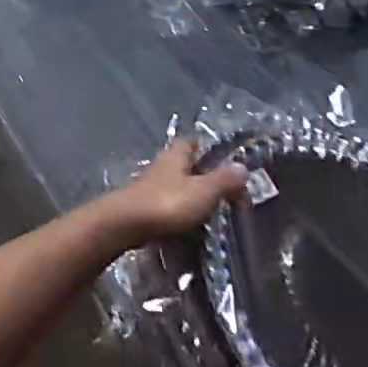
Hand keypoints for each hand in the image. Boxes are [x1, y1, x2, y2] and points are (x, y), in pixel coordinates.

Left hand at [105, 138, 248, 241]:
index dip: (208, 147)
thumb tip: (243, 166)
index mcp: (176, 154)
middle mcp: (161, 164)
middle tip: (223, 190)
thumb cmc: (167, 203)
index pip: (192, 141)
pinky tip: (188, 225)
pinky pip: (166, 204)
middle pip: (184, 163)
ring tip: (210, 211)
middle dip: (201, 174)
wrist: (125, 225)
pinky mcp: (142, 206)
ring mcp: (149, 185)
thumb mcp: (203, 192)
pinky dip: (178, 211)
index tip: (226, 160)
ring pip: (174, 184)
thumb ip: (223, 180)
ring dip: (189, 194)